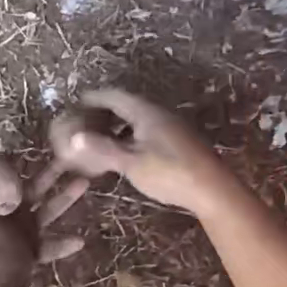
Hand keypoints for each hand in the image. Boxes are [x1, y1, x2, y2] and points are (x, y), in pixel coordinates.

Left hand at [0, 160, 90, 286]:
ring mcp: (24, 232)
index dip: (20, 164)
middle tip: (69, 159)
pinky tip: (78, 241)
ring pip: (48, 211)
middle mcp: (12, 213)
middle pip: (35, 190)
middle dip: (52, 175)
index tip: (32, 150)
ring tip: (82, 183)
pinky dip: (64, 245)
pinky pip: (50, 248)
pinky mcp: (31, 254)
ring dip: (65, 198)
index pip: (7, 178)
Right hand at [37, 88, 242, 215]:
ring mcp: (170, 128)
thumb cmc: (170, 173)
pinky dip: (128, 137)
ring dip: (116, 127)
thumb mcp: (131, 163)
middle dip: (103, 113)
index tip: (75, 103)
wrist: (213, 190)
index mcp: (145, 112)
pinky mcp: (177, 143)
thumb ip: (102, 149)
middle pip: (125, 106)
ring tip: (98, 140)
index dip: (93, 98)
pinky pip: (145, 132)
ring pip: (136, 121)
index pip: (113, 96)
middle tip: (83, 123)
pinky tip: (123, 154)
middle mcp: (158, 114)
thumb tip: (72, 138)